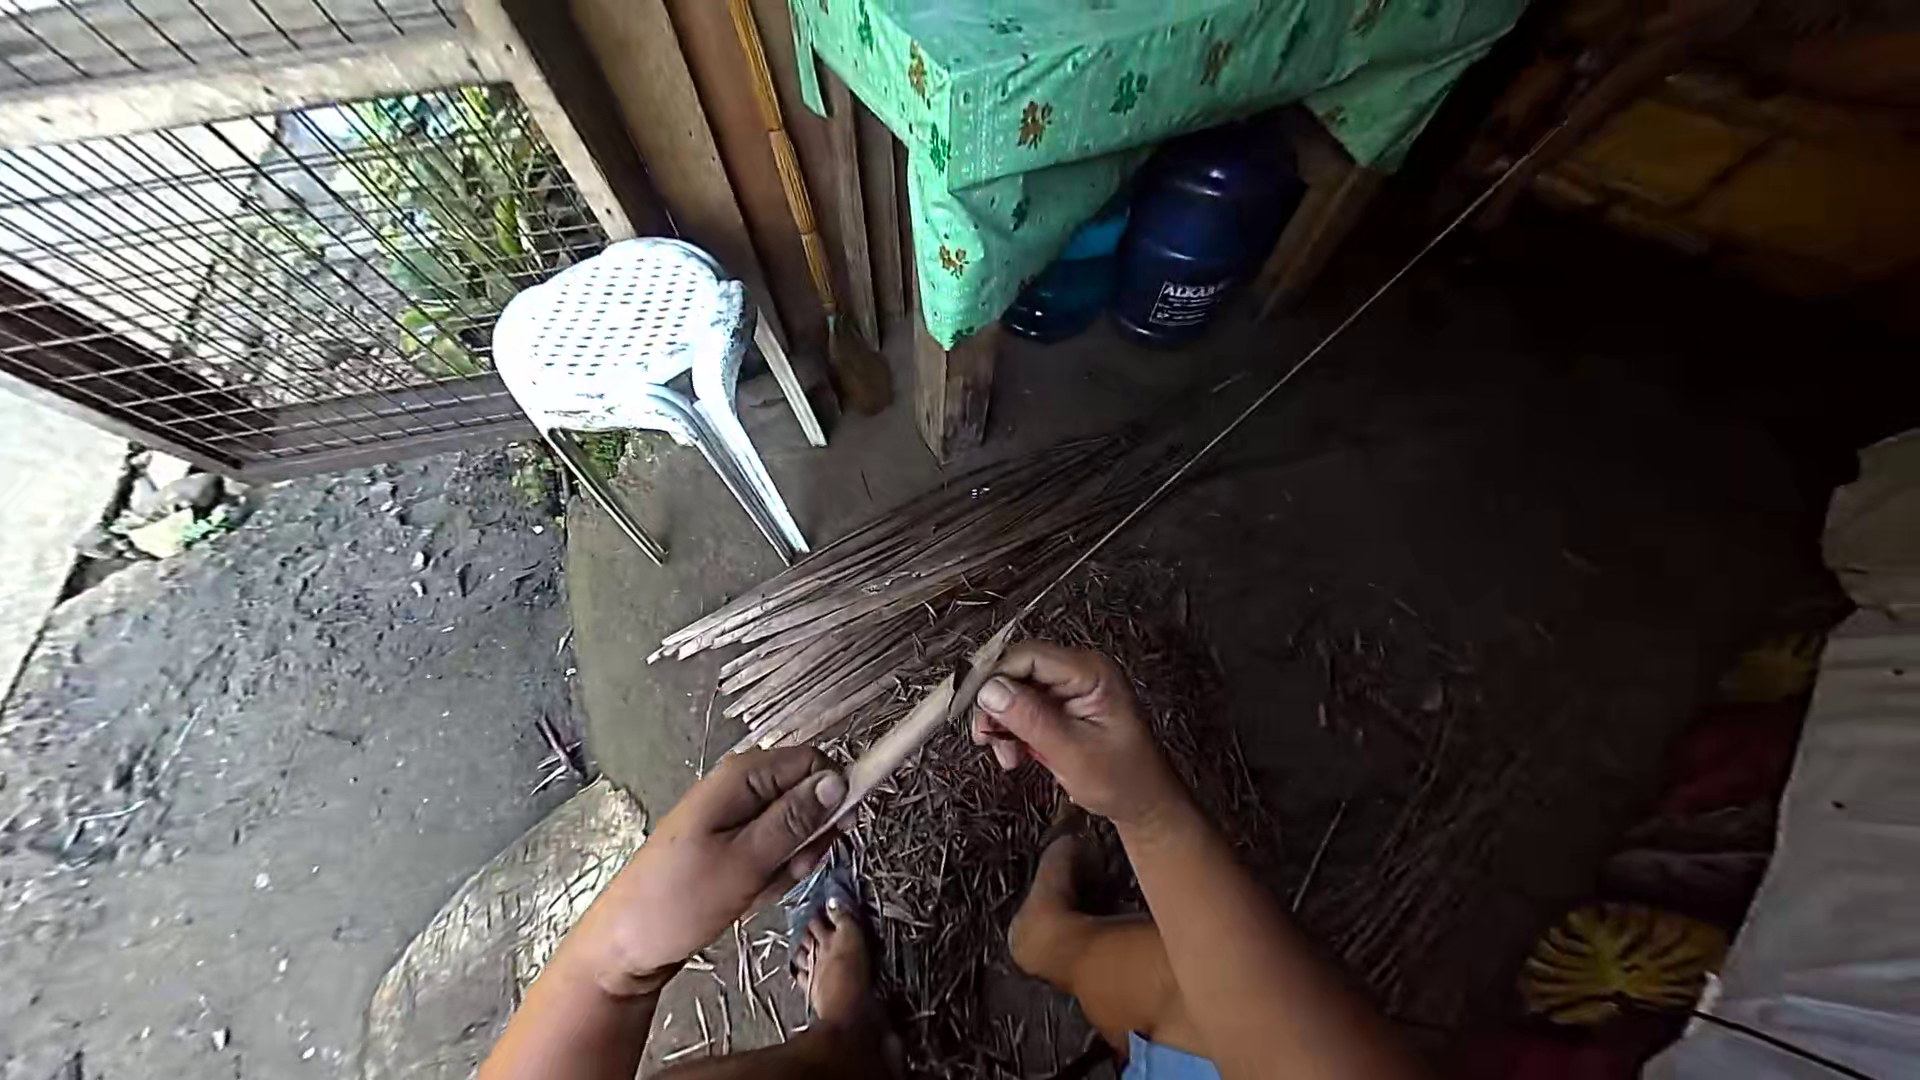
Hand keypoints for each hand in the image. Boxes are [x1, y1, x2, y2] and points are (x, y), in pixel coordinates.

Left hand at [570, 748, 845, 993]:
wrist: (623, 949)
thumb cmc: (679, 901)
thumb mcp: (745, 862)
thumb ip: (794, 819)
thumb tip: (837, 780)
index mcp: (743, 775)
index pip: (813, 761)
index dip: (833, 792)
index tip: (839, 831)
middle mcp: (743, 784)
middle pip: (806, 793)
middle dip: (808, 836)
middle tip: (788, 870)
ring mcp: (737, 812)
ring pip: (794, 825)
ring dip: (790, 859)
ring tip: (759, 887)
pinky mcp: (734, 837)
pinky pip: (774, 846)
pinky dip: (773, 871)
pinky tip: (749, 892)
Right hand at [970, 642, 1185, 825]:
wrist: (1142, 805)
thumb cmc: (1121, 780)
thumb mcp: (1074, 752)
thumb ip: (1031, 719)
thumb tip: (989, 690)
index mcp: (1090, 671)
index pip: (1029, 655)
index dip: (996, 675)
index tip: (973, 705)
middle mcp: (1076, 670)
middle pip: (1017, 670)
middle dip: (996, 703)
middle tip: (985, 736)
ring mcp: (1066, 687)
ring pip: (1013, 688)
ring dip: (1000, 720)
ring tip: (1003, 753)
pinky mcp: (1057, 705)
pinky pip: (1020, 705)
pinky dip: (1010, 729)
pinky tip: (1013, 754)